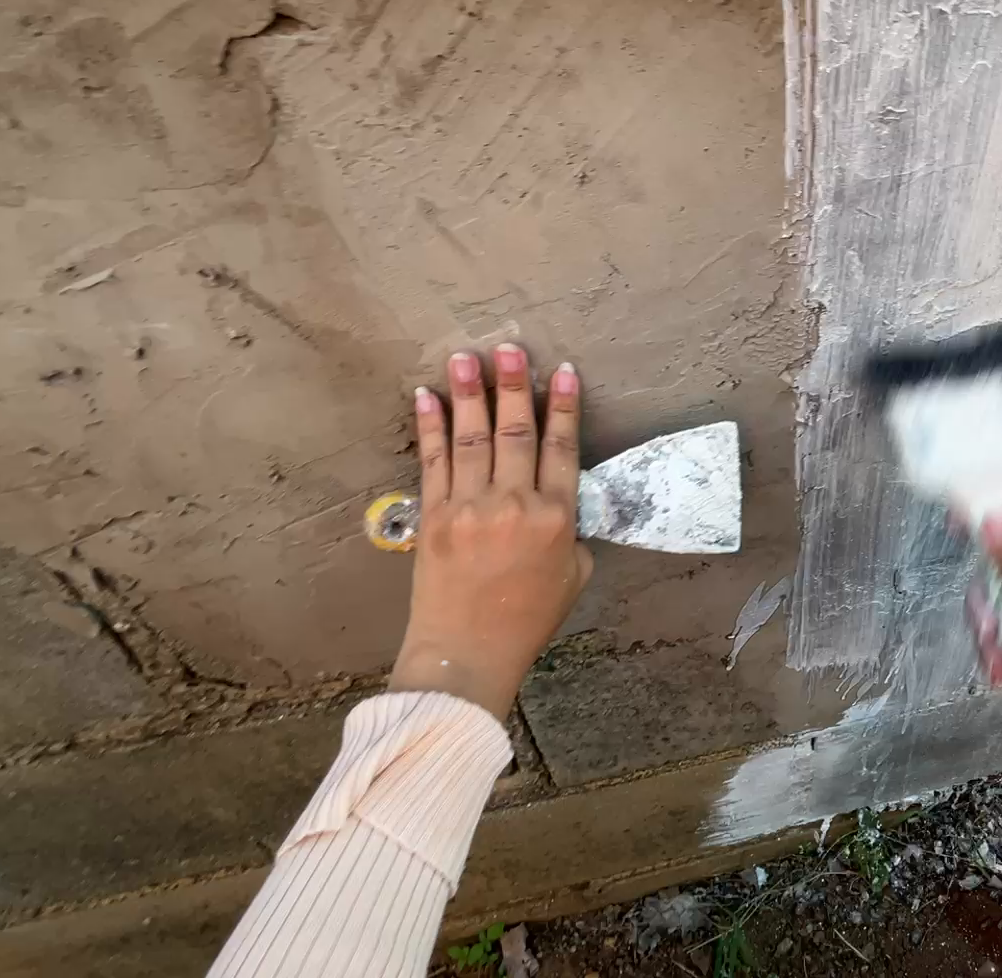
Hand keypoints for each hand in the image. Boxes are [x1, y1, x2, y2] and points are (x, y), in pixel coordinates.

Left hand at [389, 344, 593, 718]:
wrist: (467, 653)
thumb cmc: (528, 619)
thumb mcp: (573, 577)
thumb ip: (572, 533)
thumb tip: (557, 505)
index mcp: (555, 518)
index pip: (561, 448)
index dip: (564, 407)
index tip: (563, 371)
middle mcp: (514, 503)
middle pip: (517, 432)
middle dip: (514, 385)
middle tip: (510, 347)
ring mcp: (469, 507)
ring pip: (473, 438)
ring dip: (470, 394)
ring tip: (466, 356)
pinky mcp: (432, 516)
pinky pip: (433, 462)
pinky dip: (430, 427)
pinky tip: (427, 396)